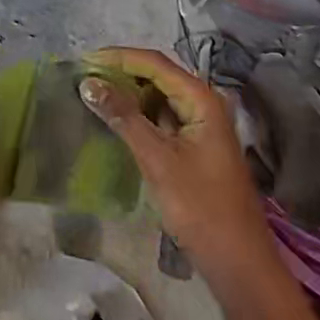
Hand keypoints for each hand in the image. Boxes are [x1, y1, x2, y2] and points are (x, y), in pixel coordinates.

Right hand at [78, 48, 271, 271]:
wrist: (238, 262)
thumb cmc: (200, 206)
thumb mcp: (156, 158)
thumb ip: (122, 116)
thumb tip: (88, 82)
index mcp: (202, 100)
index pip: (153, 63)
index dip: (117, 57)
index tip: (82, 61)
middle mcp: (204, 104)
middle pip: (156, 74)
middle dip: (120, 71)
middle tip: (83, 75)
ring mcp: (200, 124)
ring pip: (157, 95)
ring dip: (126, 92)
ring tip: (92, 92)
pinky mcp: (193, 144)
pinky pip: (160, 115)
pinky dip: (137, 112)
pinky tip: (113, 117)